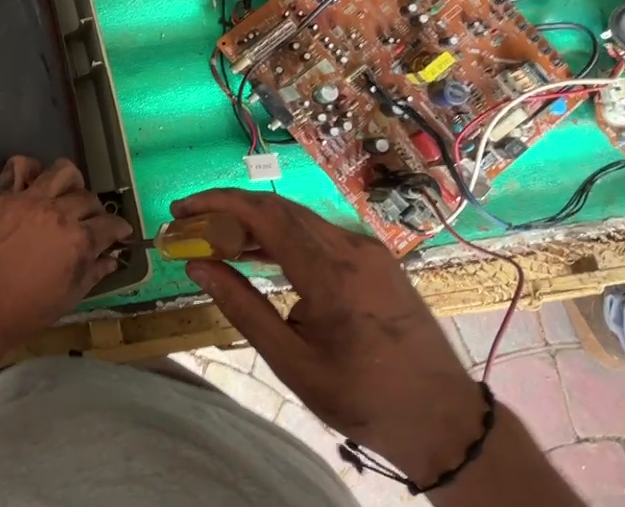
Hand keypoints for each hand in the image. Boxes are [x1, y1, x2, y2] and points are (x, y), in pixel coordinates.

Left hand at [0, 156, 133, 355]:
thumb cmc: (26, 310)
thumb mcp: (69, 297)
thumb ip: (93, 273)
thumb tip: (111, 259)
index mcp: (78, 241)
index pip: (111, 224)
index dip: (119, 229)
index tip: (119, 233)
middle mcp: (58, 213)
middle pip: (88, 197)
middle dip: (95, 210)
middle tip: (88, 222)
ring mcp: (29, 200)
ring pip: (62, 170)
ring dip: (70, 181)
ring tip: (65, 195)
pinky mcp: (3, 197)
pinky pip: (18, 167)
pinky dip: (28, 169)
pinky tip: (32, 184)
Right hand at [174, 189, 483, 485]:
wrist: (443, 419)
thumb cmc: (362, 398)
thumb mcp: (292, 362)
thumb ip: (242, 307)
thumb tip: (198, 266)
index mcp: (332, 272)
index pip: (264, 215)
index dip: (217, 205)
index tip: (181, 210)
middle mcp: (352, 248)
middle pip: (279, 209)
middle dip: (229, 210)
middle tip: (190, 225)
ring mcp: (369, 251)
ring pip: (300, 218)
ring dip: (255, 223)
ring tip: (217, 240)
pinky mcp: (377, 260)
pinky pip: (320, 234)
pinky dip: (283, 236)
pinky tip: (261, 256)